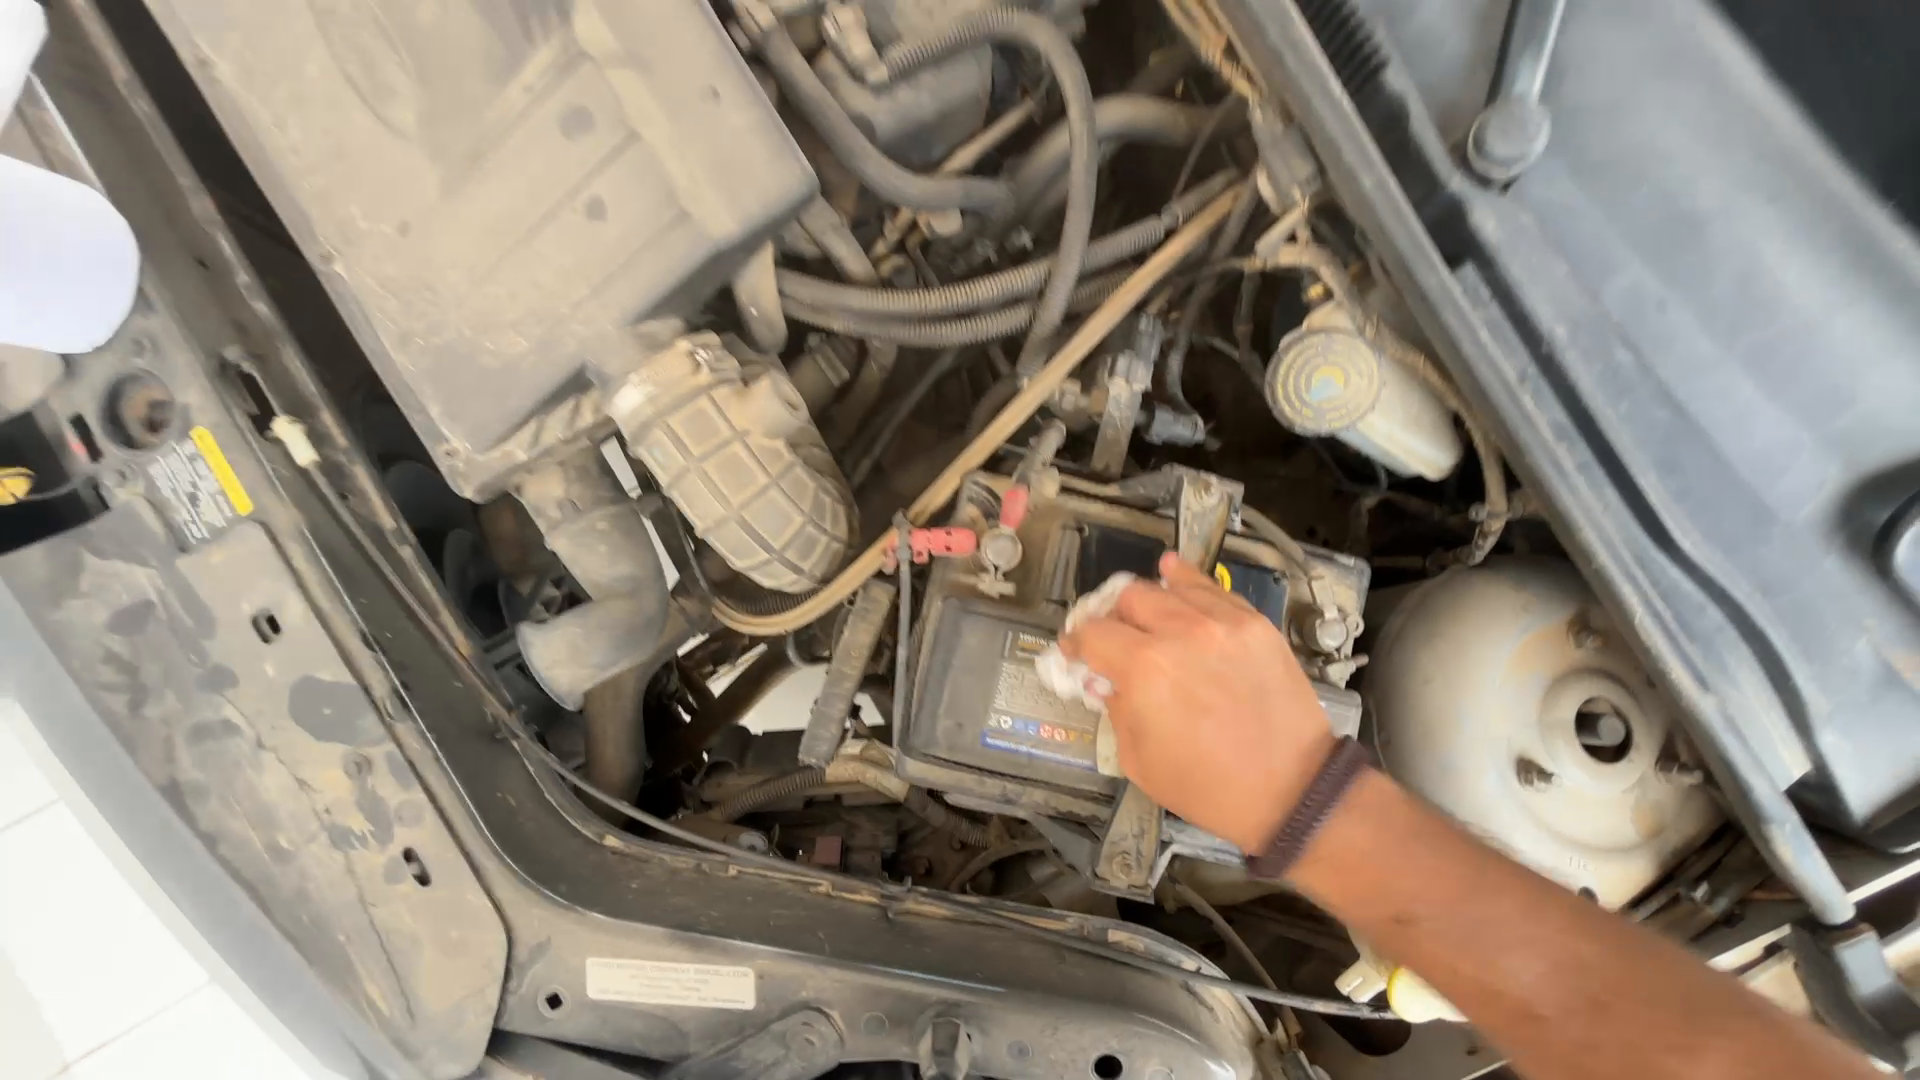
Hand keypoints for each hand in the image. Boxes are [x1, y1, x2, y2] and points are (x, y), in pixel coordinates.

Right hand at [1059, 552, 1335, 852]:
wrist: (1292, 791)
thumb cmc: (1209, 787)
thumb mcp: (1138, 760)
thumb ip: (1116, 709)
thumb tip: (1106, 680)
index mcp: (1144, 668)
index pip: (1093, 634)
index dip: (1075, 642)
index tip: (1074, 651)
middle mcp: (1180, 633)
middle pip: (1127, 598)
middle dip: (1111, 616)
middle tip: (1112, 636)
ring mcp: (1222, 623)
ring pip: (1167, 586)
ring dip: (1146, 599)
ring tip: (1143, 613)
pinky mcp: (1254, 624)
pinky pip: (1211, 589)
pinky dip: (1185, 580)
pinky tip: (1172, 574)